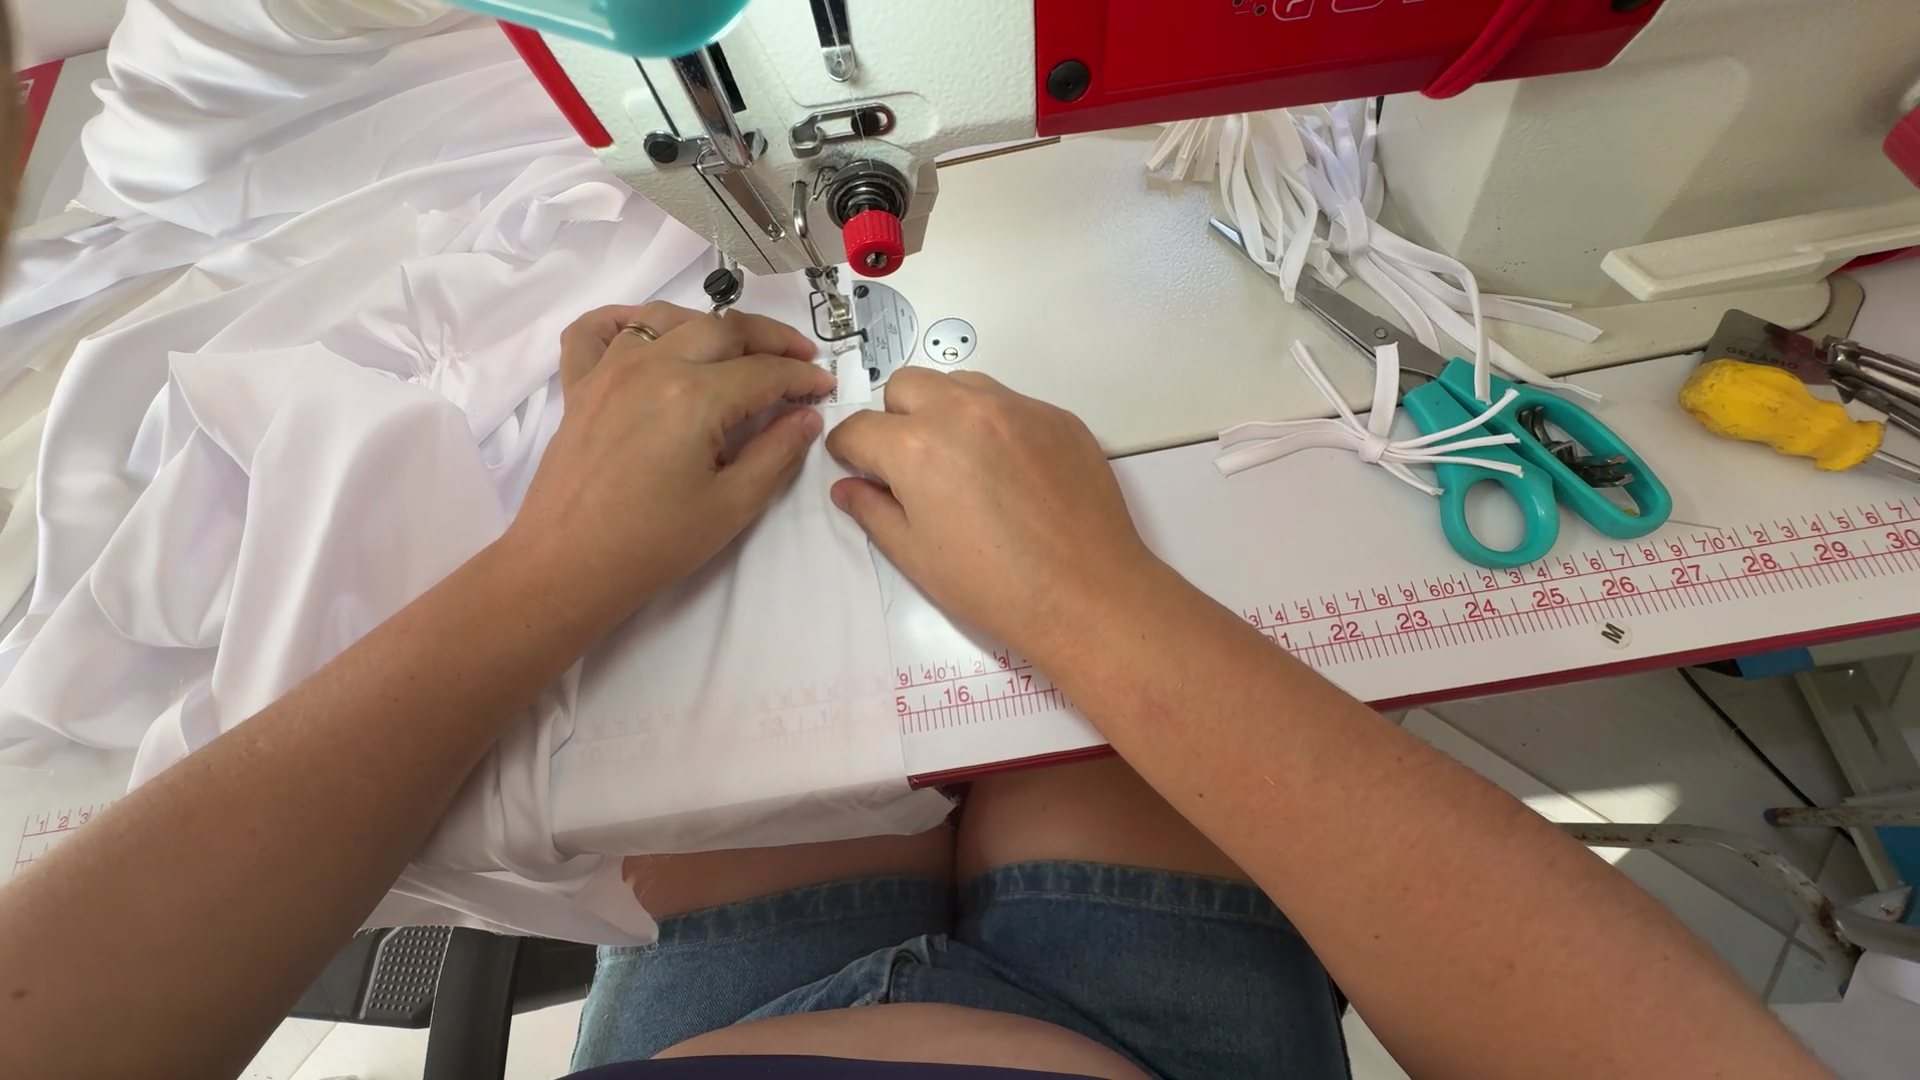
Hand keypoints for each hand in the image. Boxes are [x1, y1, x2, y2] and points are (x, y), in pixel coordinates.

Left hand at [505, 301, 833, 625]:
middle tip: (801, 356)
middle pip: (724, 329)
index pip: (764, 372)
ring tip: (739, 348)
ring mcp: (609, 370)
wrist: (570, 565)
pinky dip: (625, 320)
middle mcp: (652, 367)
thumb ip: (778, 453)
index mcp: (694, 397)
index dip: (802, 376)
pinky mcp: (579, 385)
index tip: (825, 385)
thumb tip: (806, 417)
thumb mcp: (734, 504)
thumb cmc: (657, 542)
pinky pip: (596, 330)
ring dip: (712, 325)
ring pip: (668, 318)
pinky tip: (650, 333)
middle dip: (772, 338)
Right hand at [825, 369, 1163, 659]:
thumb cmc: (992, 587)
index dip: (848, 451)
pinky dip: (996, 426)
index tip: (856, 467)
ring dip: (945, 411)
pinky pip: (1011, 403)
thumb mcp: (916, 557)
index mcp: (917, 447)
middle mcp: (964, 411)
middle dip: (894, 419)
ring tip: (962, 463)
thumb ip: (872, 512)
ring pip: (960, 384)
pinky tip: (1012, 473)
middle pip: (905, 385)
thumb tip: (847, 487)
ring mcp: (1018, 408)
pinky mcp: (1058, 417)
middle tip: (911, 466)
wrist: (1086, 595)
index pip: (859, 428)